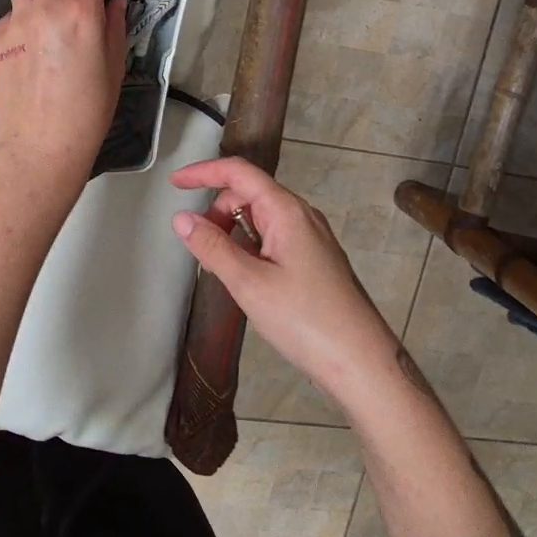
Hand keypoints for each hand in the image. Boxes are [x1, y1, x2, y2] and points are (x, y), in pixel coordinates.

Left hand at [0, 0, 128, 179]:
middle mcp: (45, 9)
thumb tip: (115, 1)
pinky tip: (34, 40)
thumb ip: (115, 26)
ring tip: (53, 13)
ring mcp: (16, 23)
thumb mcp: (114, 68)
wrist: (41, 145)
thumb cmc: (88, 112)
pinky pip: (11, 14)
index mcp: (80, 14)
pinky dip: (25, 17)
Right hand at [170, 157, 394, 398]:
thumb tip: (181, 218)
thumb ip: (212, 247)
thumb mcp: (249, 283)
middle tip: (199, 248)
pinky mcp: (314, 260)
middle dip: (217, 212)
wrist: (362, 363)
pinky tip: (243, 277)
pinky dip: (249, 248)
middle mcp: (301, 216)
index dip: (204, 172)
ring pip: (259, 218)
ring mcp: (310, 238)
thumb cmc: (305, 320)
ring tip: (219, 268)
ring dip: (232, 233)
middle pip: (248, 194)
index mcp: (286, 211)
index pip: (239, 172)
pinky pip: (272, 239)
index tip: (174, 183)